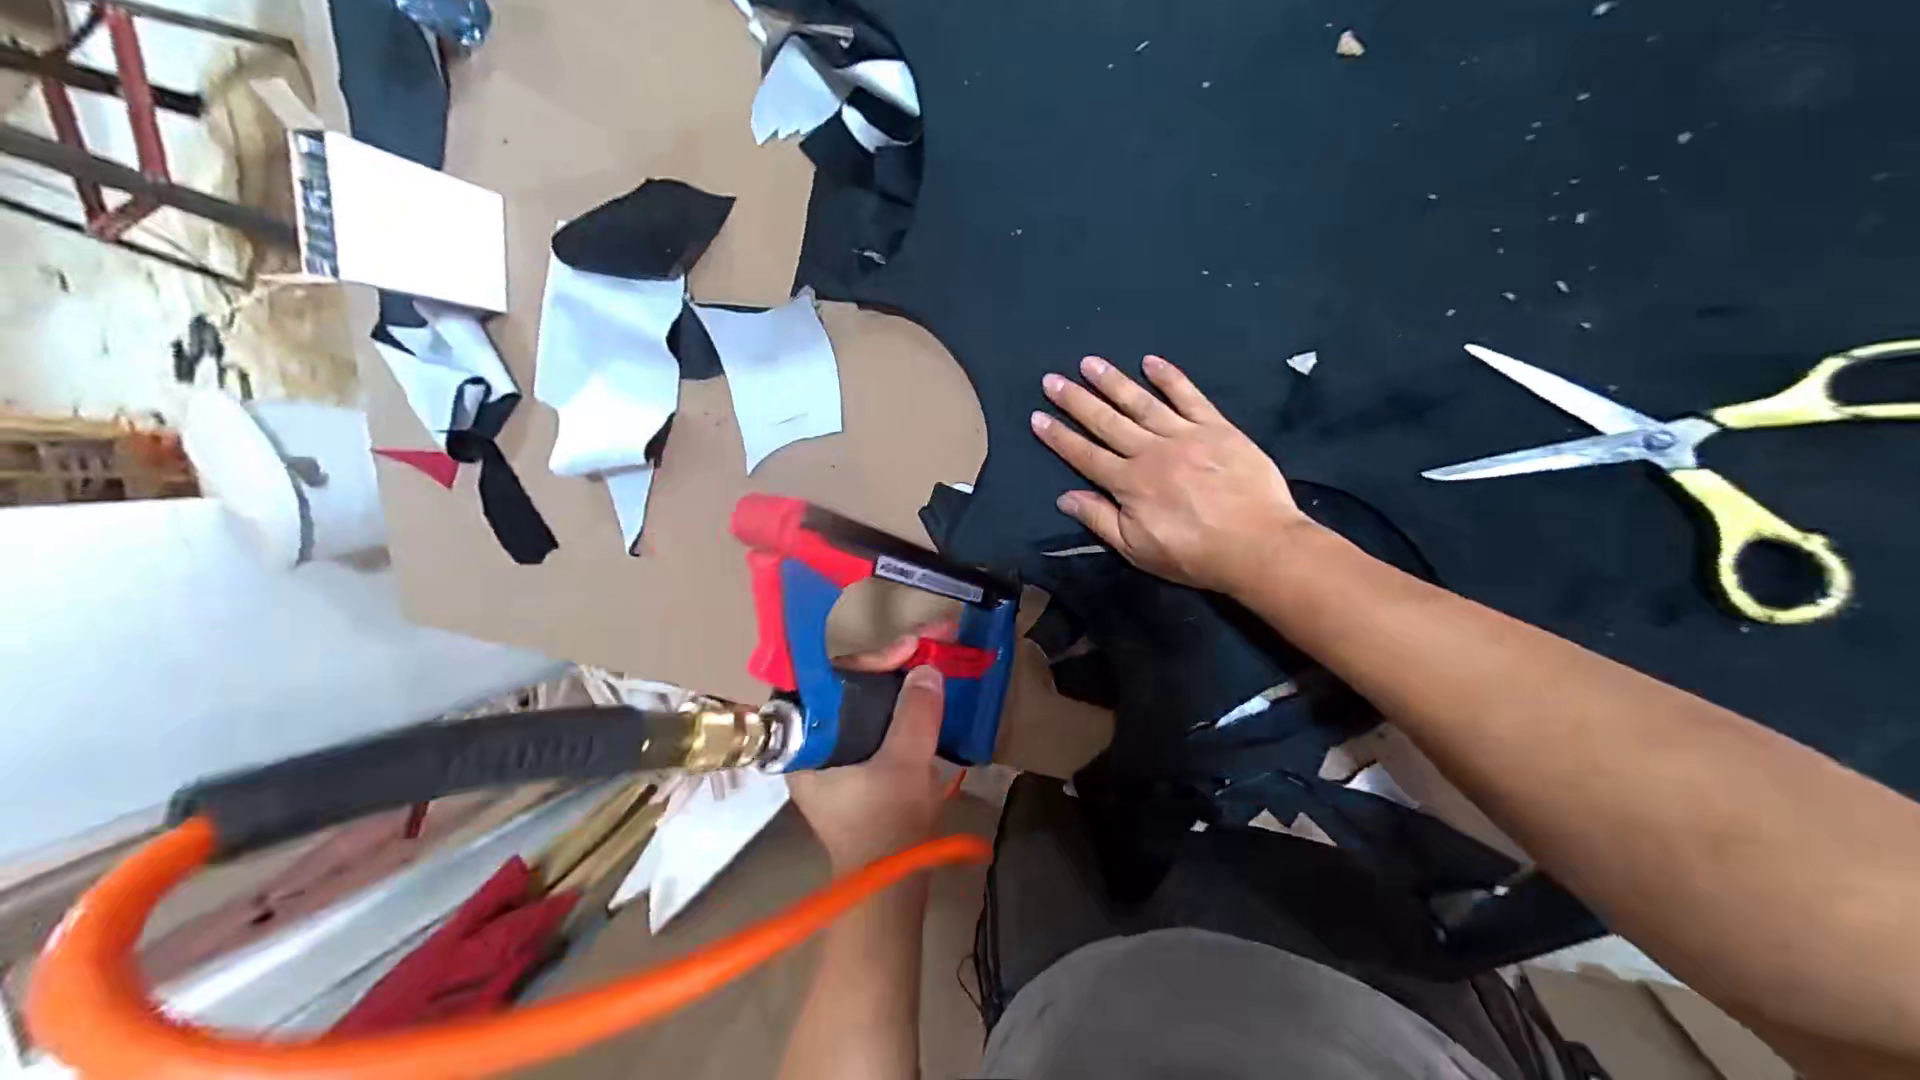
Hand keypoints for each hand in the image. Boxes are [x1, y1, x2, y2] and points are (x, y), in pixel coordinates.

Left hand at [788, 629, 951, 872]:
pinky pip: (877, 720)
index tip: (901, 649)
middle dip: (887, 663)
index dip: (861, 659)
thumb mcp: (904, 767)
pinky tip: (924, 690)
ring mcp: (838, 756)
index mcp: (806, 744)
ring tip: (929, 656)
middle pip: (845, 686)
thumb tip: (927, 670)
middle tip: (924, 645)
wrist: (892, 888)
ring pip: (863, 701)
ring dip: (897, 679)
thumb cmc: (886, 829)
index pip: (822, 681)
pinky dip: (901, 703)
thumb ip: (915, 715)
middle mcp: (815, 745)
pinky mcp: (860, 765)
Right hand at [1030, 354, 1317, 592]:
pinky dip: (1169, 377)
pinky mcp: (1217, 428)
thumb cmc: (1194, 554)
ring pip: (1140, 402)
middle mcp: (1150, 452)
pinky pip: (1189, 396)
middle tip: (1052, 379)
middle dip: (1075, 400)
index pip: (1084, 455)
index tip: (1038, 417)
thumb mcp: (1137, 549)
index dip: (1059, 436)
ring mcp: (1184, 435)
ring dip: (1112, 381)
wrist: (1258, 545)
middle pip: (1106, 421)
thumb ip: (1100, 519)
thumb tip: (1065, 497)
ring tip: (1089, 363)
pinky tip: (1150, 362)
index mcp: (1129, 483)